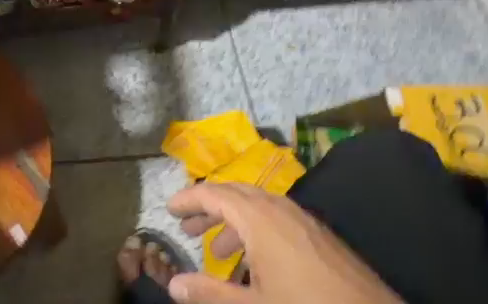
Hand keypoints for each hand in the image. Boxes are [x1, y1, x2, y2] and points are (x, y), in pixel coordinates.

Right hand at [163, 182, 402, 303]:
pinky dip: (256, 230)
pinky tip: (256, 261)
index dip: (189, 199)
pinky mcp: (319, 235)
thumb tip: (173, 284)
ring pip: (258, 207)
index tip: (168, 209)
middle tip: (186, 228)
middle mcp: (279, 208)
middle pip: (236, 195)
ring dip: (233, 221)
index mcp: (260, 218)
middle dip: (209, 208)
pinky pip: (277, 219)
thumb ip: (211, 292)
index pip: (215, 194)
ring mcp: (303, 219)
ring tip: (217, 250)